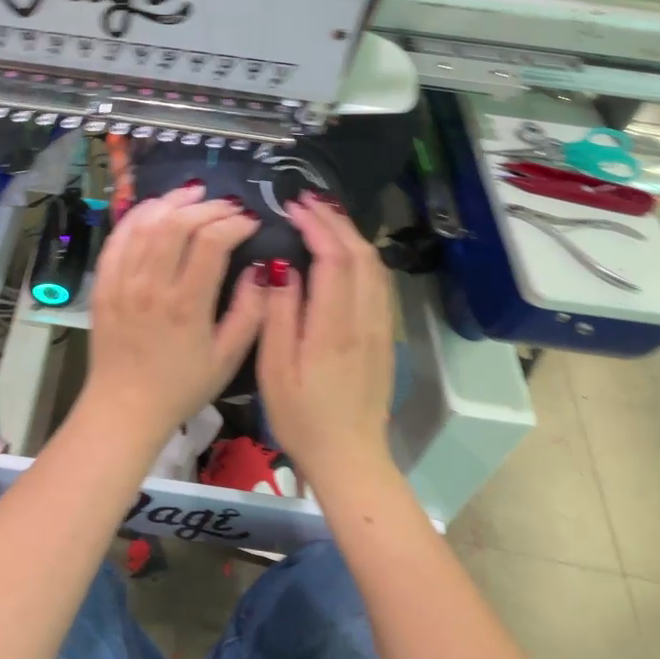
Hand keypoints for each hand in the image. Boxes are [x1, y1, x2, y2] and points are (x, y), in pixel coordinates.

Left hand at [80, 185, 262, 443]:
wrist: (125, 406)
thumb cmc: (182, 386)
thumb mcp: (229, 358)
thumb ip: (250, 312)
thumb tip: (263, 270)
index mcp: (186, 305)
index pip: (211, 242)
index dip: (235, 223)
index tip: (251, 222)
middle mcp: (151, 287)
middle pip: (177, 224)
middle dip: (208, 206)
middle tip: (228, 206)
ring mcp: (122, 283)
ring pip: (145, 224)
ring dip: (172, 202)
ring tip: (195, 193)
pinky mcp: (103, 284)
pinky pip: (118, 238)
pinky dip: (137, 216)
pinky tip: (155, 208)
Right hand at [256, 196, 396, 483]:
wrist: (351, 457)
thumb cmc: (302, 417)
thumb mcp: (274, 369)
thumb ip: (279, 314)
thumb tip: (282, 266)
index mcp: (334, 326)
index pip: (334, 258)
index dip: (316, 225)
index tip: (292, 206)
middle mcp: (364, 319)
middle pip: (360, 253)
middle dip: (335, 220)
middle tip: (306, 201)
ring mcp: (380, 328)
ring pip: (375, 265)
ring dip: (351, 234)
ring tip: (324, 216)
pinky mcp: (385, 337)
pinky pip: (379, 282)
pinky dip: (362, 255)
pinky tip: (345, 251)